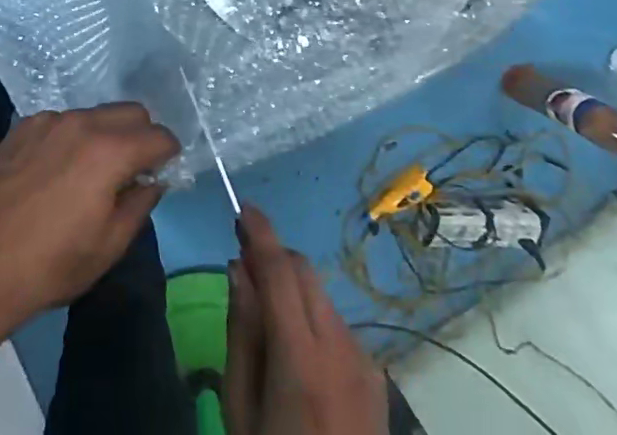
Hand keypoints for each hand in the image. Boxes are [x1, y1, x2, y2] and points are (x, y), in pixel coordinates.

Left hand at [0, 102, 180, 331]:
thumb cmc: (51, 265)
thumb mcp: (110, 245)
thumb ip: (141, 203)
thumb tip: (152, 180)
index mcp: (110, 151)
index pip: (159, 136)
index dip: (168, 156)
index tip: (160, 175)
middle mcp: (81, 123)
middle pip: (131, 112)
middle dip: (141, 136)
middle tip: (130, 173)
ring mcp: (47, 121)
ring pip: (95, 114)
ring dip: (106, 135)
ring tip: (89, 174)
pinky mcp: (21, 127)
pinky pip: (62, 122)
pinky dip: (72, 138)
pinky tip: (55, 172)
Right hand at [225, 206, 387, 434]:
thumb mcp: (240, 409)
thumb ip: (242, 332)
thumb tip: (239, 269)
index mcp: (300, 358)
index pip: (280, 272)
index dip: (260, 234)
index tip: (242, 208)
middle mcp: (340, 346)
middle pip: (306, 273)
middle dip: (275, 257)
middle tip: (243, 260)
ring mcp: (364, 359)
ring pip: (322, 296)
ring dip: (293, 287)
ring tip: (266, 311)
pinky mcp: (376, 374)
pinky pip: (337, 325)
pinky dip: (312, 317)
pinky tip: (295, 350)